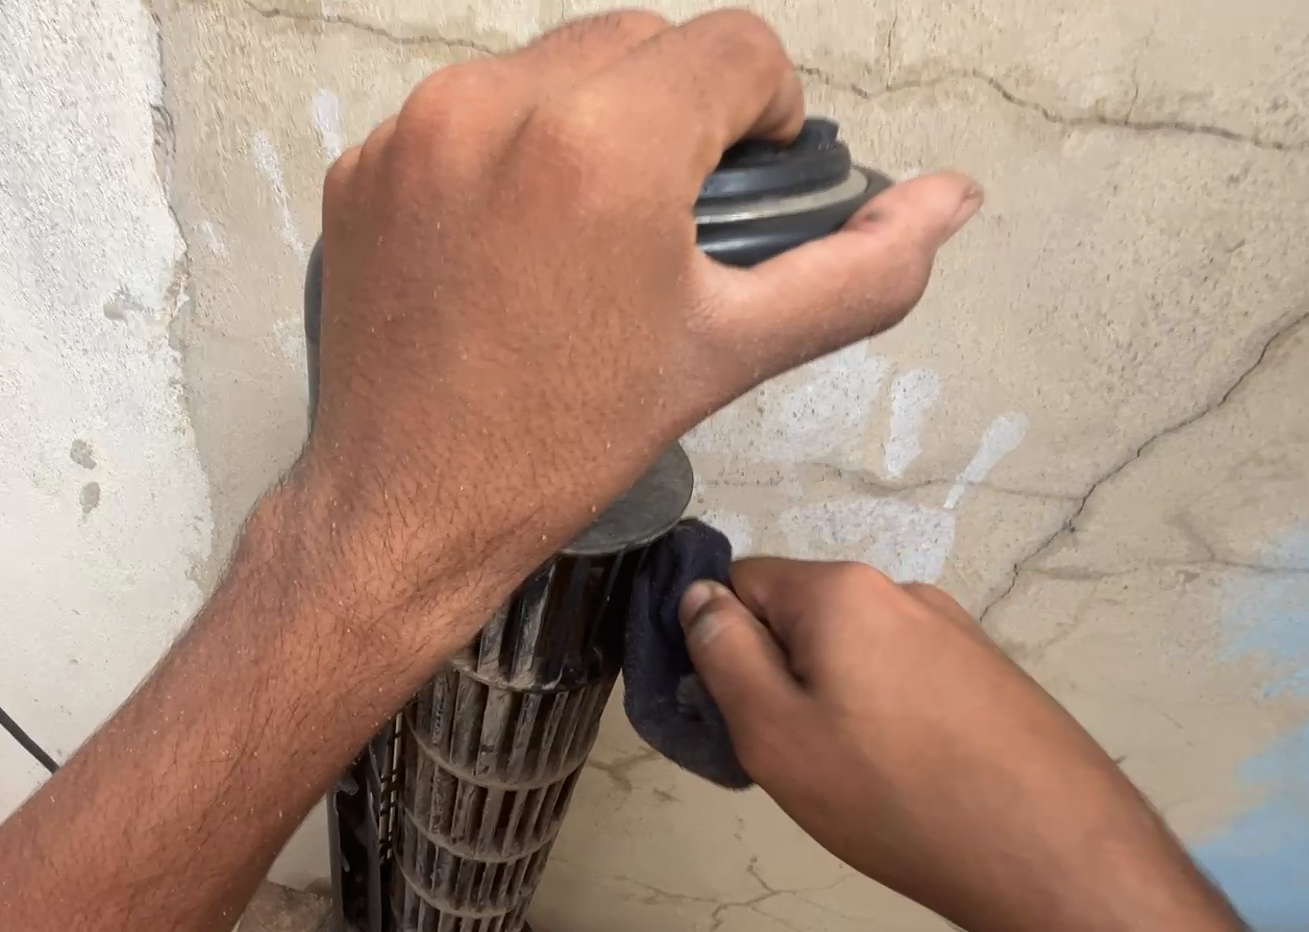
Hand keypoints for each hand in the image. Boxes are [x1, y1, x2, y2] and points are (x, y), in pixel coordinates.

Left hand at [300, 10, 979, 635]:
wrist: (410, 507)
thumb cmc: (564, 446)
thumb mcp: (721, 357)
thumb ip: (853, 274)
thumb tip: (951, 200)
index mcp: (603, 145)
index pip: (735, 48)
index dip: (763, 113)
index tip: (746, 183)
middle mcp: (492, 108)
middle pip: (636, 45)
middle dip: (672, 116)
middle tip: (661, 219)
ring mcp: (408, 137)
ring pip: (539, 76)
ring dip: (582, 128)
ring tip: (579, 234)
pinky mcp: (357, 174)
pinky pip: (455, 125)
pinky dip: (494, 160)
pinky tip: (499, 244)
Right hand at [679, 558, 1308, 931]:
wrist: (1068, 869)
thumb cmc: (891, 793)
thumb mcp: (771, 728)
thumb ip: (721, 650)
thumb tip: (699, 594)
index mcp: (839, 590)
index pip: (737, 581)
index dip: (721, 640)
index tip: (736, 706)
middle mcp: (900, 590)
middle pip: (793, 613)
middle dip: (773, 668)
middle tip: (787, 745)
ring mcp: (955, 630)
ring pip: (845, 645)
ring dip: (824, 690)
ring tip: (847, 766)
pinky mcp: (990, 673)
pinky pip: (897, 670)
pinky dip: (877, 706)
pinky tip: (901, 768)